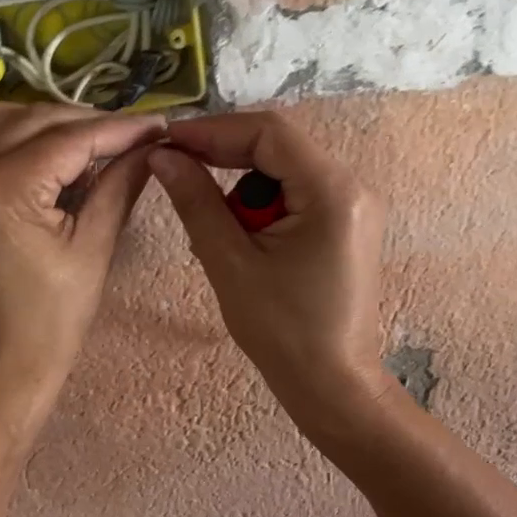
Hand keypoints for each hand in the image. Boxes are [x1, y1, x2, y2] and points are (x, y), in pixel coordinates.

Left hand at [0, 103, 164, 414]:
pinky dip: (13, 130)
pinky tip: (48, 149)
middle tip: (138, 137)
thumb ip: (119, 186)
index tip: (162, 125)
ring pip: (1, 117)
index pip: (72, 138)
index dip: (121, 129)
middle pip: (39, 119)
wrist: (0, 368)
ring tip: (91, 141)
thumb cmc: (52, 319)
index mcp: (6, 187)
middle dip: (91, 123)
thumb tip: (151, 146)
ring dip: (48, 119)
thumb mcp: (94, 248)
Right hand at [147, 112, 393, 422]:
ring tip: (211, 224)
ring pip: (284, 167)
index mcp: (333, 191)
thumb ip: (196, 200)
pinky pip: (297, 190)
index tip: (166, 142)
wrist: (333, 385)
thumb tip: (162, 155)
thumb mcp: (230, 262)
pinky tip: (239, 234)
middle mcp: (353, 186)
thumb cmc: (282, 332)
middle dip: (224, 155)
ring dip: (241, 183)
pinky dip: (262, 201)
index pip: (268, 133)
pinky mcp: (346, 221)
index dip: (213, 130)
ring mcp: (354, 203)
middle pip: (278, 145)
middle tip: (175, 171)